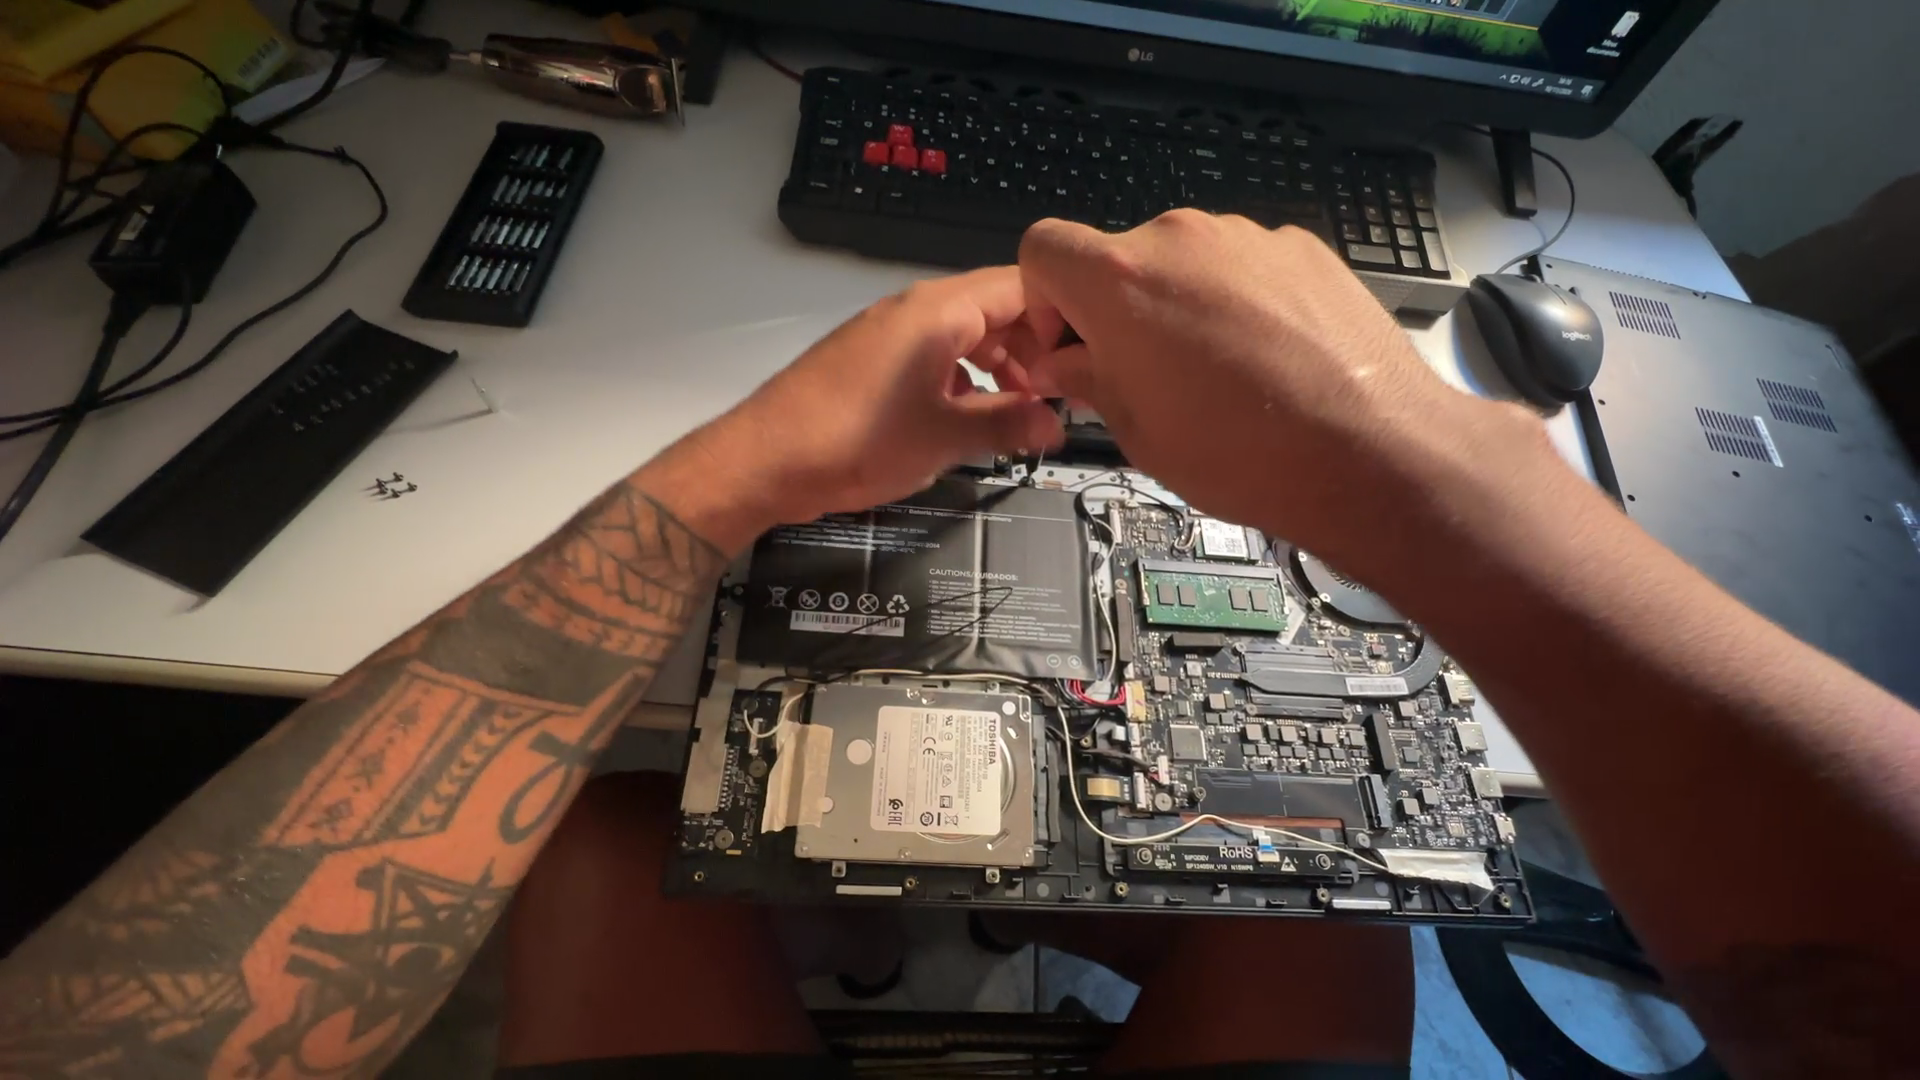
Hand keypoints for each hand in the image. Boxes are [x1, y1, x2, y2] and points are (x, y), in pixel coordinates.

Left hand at [690, 267, 1062, 531]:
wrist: (766, 459)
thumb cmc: (859, 439)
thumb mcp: (944, 436)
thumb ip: (1007, 425)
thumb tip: (1058, 428)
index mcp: (939, 310)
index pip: (1021, 288)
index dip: (1062, 320)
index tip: (1085, 363)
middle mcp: (915, 309)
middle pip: (994, 310)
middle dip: (1033, 349)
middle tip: (1059, 396)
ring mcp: (889, 333)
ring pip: (963, 336)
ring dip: (997, 368)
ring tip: (1021, 412)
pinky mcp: (871, 360)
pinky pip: (932, 356)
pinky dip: (960, 380)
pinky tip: (969, 418)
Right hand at [1018, 211, 1520, 558]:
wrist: (1369, 452)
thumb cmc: (1243, 453)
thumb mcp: (1134, 429)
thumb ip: (1084, 378)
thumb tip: (1062, 361)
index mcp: (1121, 283)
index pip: (1043, 248)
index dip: (1043, 299)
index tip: (1067, 345)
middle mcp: (1180, 241)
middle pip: (1115, 258)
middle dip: (1113, 310)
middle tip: (1139, 374)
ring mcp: (1245, 237)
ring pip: (1178, 262)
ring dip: (1174, 306)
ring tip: (1209, 374)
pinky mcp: (1299, 247)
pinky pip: (1236, 266)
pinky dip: (1231, 301)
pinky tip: (1258, 359)